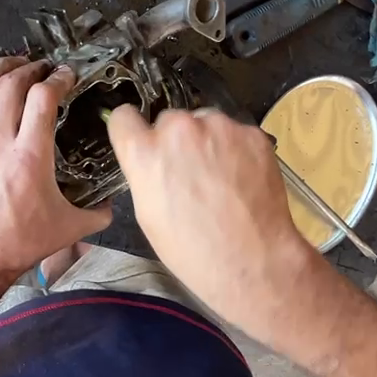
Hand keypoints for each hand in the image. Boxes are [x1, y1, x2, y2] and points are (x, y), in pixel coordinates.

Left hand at [0, 57, 113, 289]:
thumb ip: (98, 212)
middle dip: (30, 68)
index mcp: (30, 156)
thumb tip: (112, 203)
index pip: (44, 96)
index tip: (67, 77)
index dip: (58, 79)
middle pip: (11, 83)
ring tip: (13, 65)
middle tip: (42, 68)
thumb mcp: (70, 228)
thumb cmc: (20, 243)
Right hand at [108, 105, 338, 347]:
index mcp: (144, 152)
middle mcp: (179, 129)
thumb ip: (145, 174)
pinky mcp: (252, 133)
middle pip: (170, 120)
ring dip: (208, 142)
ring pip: (206, 123)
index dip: (132, 130)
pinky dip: (237, 149)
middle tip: (190, 173)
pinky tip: (242, 180)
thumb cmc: (192, 249)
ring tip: (220, 179)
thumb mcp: (148, 214)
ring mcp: (219, 127)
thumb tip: (153, 161)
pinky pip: (236, 133)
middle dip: (176, 141)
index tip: (141, 140)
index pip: (124, 117)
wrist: (251, 259)